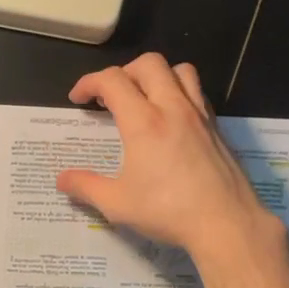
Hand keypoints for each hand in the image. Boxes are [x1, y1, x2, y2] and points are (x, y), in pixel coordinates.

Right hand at [55, 54, 288, 274]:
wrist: (226, 223)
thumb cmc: (166, 212)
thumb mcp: (117, 204)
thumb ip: (85, 187)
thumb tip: (62, 180)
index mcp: (144, 123)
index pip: (112, 81)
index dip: (89, 83)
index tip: (78, 99)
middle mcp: (173, 108)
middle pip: (148, 64)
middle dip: (122, 72)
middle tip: (110, 96)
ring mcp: (200, 115)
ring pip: (179, 71)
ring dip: (156, 76)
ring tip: (144, 99)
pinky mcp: (217, 128)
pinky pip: (197, 93)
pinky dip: (179, 93)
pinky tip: (170, 120)